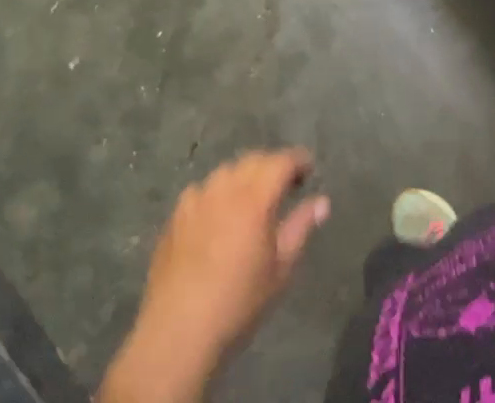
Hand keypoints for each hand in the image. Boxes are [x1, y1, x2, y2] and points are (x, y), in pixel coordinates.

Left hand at [102, 151, 328, 402]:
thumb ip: (301, 227)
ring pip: (224, 173)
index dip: (298, 161)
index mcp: (254, 200)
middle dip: (273, 165)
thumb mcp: (281, 268)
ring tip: (254, 197)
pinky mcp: (173, 220)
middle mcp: (222, 192)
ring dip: (244, 176)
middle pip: (252, 161)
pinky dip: (217, 192)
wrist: (179, 333)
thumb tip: (321, 202)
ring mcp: (193, 204)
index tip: (309, 170)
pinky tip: (219, 214)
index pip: (280, 162)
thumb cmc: (239, 302)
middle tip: (286, 185)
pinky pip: (200, 191)